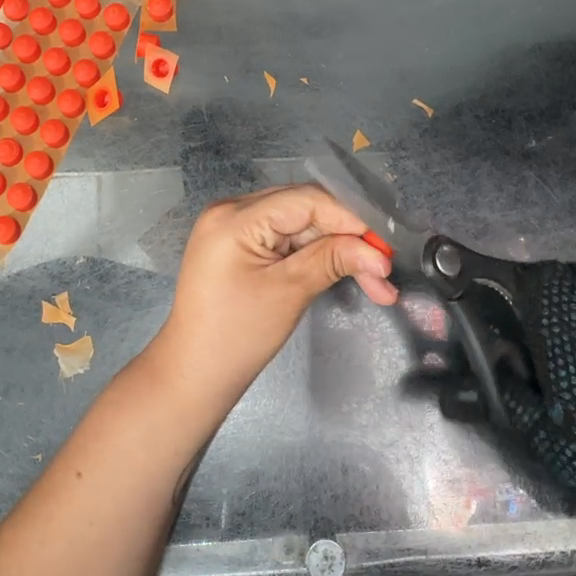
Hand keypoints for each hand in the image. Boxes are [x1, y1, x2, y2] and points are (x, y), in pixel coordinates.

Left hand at [152, 186, 395, 396]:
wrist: (192, 374)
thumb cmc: (236, 336)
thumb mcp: (288, 293)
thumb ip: (331, 260)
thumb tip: (378, 252)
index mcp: (234, 217)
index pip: (306, 200)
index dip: (350, 220)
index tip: (383, 249)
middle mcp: (230, 211)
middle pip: (304, 209)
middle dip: (347, 238)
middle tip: (383, 271)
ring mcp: (232, 228)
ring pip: (300, 225)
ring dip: (336, 249)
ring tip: (375, 283)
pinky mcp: (238, 246)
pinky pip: (285, 239)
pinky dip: (314, 256)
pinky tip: (343, 272)